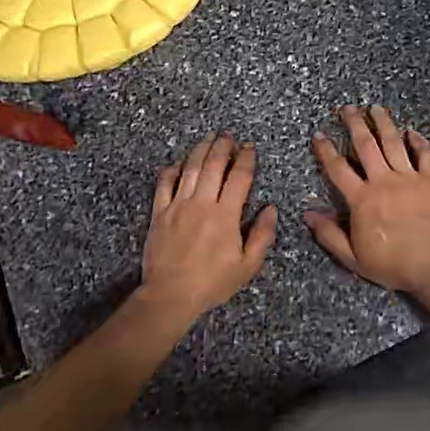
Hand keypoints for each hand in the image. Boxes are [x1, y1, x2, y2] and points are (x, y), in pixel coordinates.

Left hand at [140, 134, 277, 320]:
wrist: (170, 294)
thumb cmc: (212, 283)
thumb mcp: (247, 265)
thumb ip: (262, 235)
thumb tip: (270, 209)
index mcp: (225, 215)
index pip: (239, 177)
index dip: (246, 158)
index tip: (249, 147)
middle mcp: (201, 204)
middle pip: (213, 165)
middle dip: (223, 146)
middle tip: (228, 136)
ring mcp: (177, 206)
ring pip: (190, 168)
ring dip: (200, 150)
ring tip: (208, 139)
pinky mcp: (159, 213)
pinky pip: (164, 184)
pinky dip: (172, 169)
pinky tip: (178, 163)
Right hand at [305, 105, 429, 295]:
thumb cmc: (392, 265)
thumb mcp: (353, 257)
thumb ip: (329, 235)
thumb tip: (308, 214)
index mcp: (362, 199)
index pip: (338, 168)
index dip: (326, 150)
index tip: (319, 135)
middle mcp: (384, 182)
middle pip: (366, 145)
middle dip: (355, 124)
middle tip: (348, 108)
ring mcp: (409, 179)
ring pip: (394, 143)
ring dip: (384, 123)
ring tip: (376, 108)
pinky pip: (424, 155)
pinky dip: (418, 141)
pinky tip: (412, 131)